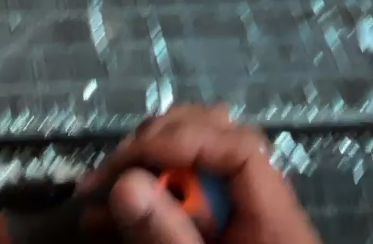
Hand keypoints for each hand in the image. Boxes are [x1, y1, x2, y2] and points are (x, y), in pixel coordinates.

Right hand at [78, 106, 320, 243]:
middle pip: (215, 141)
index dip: (183, 140)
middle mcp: (261, 211)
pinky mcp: (214, 238)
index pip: (239, 150)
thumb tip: (124, 183)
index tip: (130, 162)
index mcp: (276, 223)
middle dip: (154, 148)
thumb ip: (170, 241)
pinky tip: (104, 221)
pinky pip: (179, 201)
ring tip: (96, 198)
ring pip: (192, 164)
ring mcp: (239, 224)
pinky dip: (142, 203)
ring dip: (140, 172)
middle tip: (109, 177)